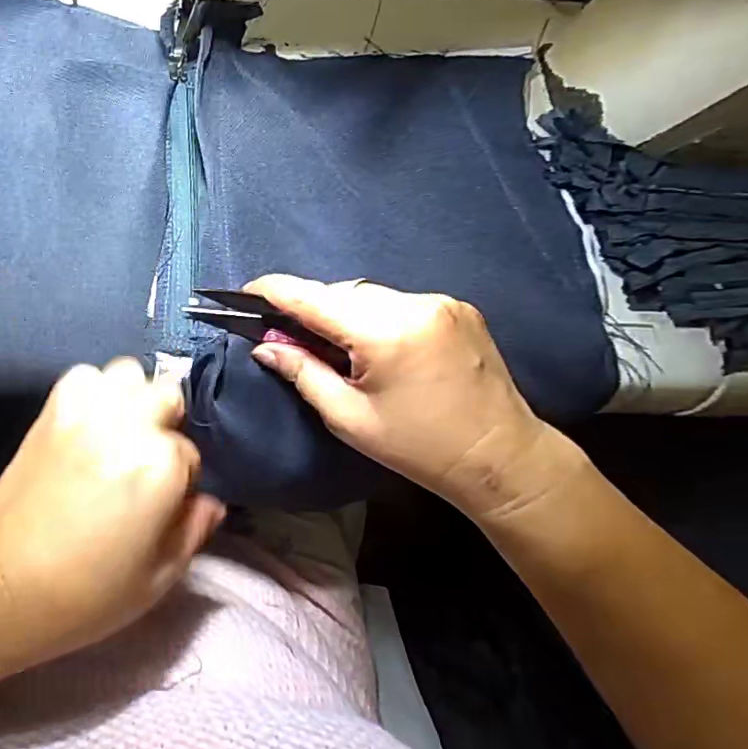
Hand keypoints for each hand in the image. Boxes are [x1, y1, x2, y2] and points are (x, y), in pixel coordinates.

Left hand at [0, 358, 225, 676]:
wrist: (1, 581)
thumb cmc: (86, 593)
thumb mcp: (158, 578)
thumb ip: (193, 530)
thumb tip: (208, 499)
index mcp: (160, 465)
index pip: (191, 452)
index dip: (181, 479)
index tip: (165, 499)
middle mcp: (127, 424)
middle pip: (166, 395)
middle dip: (165, 423)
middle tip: (146, 459)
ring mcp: (87, 409)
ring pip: (127, 373)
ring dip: (131, 398)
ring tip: (120, 432)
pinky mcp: (52, 407)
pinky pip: (85, 376)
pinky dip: (94, 391)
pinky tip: (90, 424)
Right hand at [244, 274, 587, 520]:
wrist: (503, 458)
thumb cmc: (418, 447)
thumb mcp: (348, 417)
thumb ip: (301, 371)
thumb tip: (264, 344)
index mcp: (384, 332)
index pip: (313, 297)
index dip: (273, 290)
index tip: (244, 293)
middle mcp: (413, 304)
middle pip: (340, 292)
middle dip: (310, 309)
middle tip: (288, 337)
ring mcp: (439, 302)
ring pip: (367, 294)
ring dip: (342, 312)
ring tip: (333, 347)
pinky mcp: (456, 307)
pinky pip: (395, 301)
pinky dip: (372, 315)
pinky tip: (373, 345)